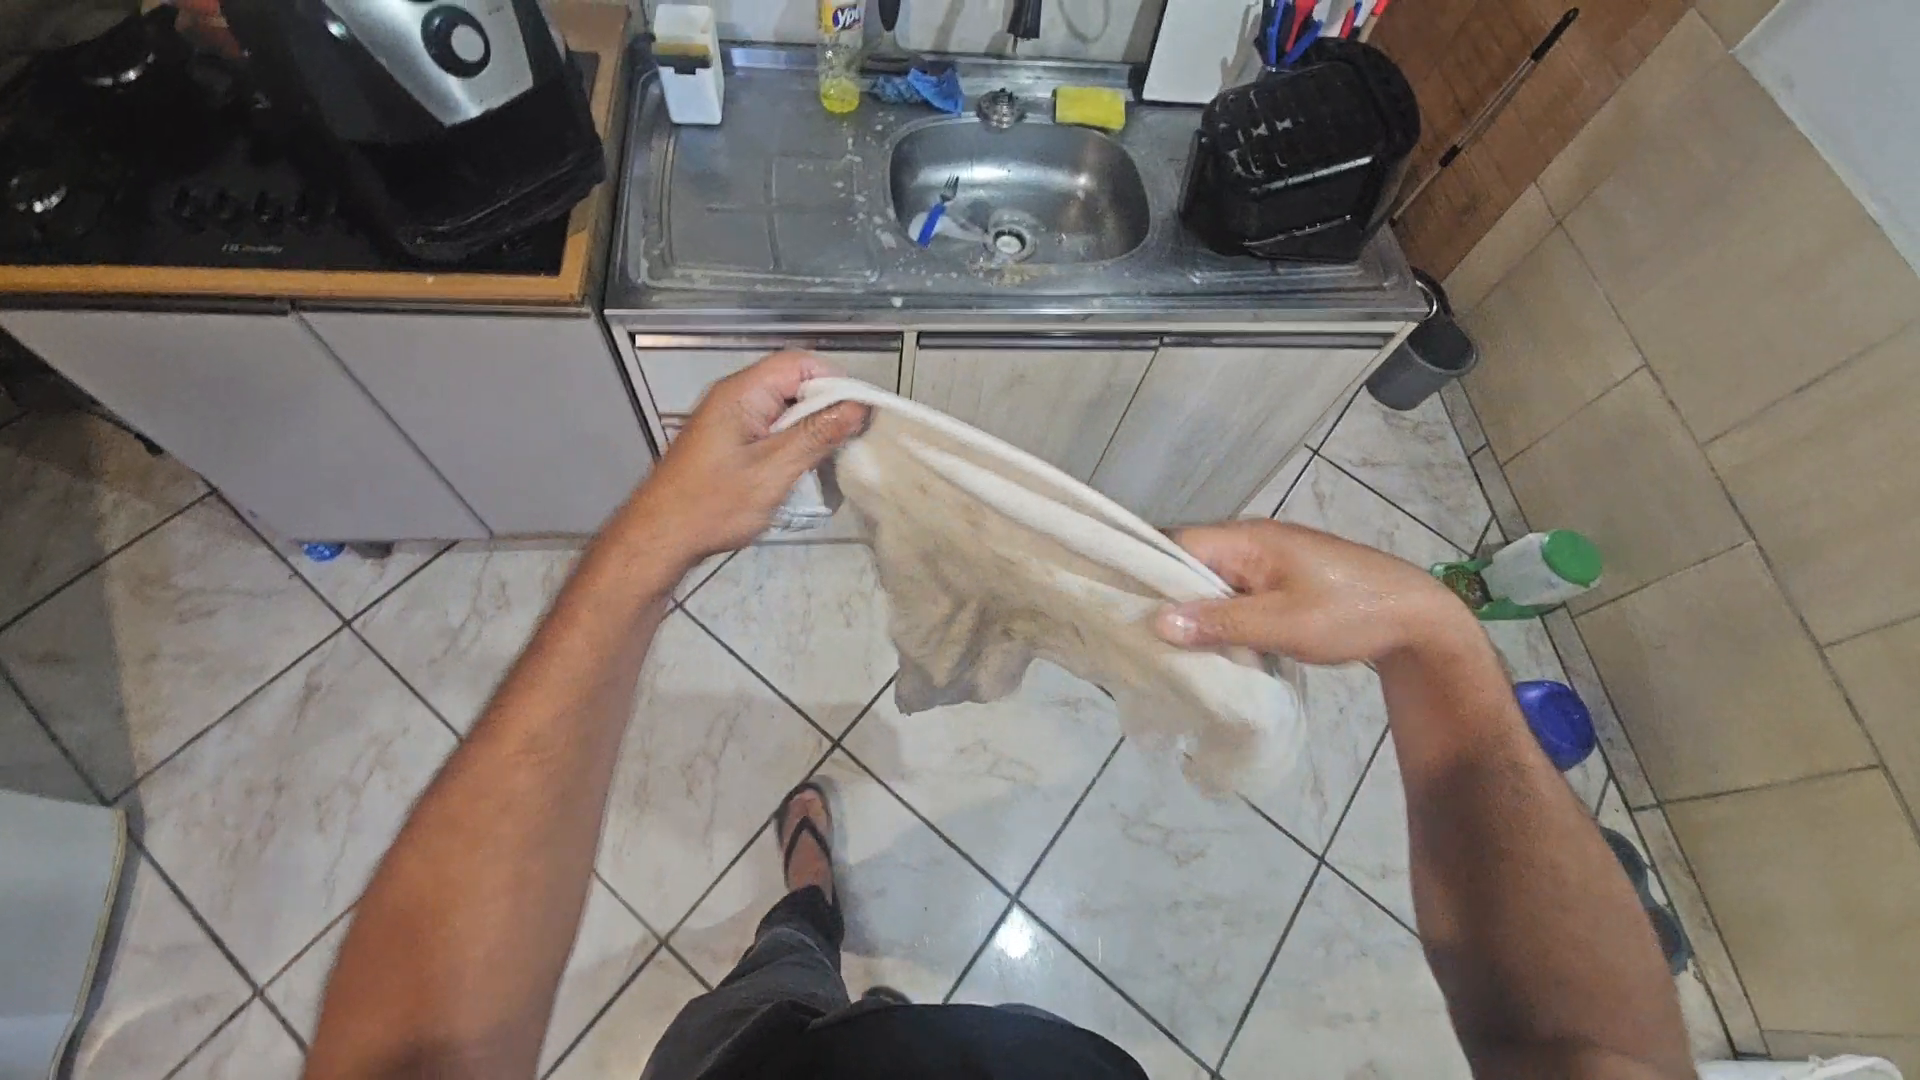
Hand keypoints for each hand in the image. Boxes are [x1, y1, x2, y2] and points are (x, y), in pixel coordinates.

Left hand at [628, 351, 867, 563]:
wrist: (661, 538)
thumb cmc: (712, 505)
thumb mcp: (772, 470)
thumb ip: (815, 435)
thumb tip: (857, 407)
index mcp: (742, 393)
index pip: (799, 364)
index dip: (835, 381)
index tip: (860, 413)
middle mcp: (736, 397)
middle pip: (794, 382)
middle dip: (827, 405)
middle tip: (852, 438)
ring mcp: (733, 420)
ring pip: (786, 408)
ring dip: (813, 426)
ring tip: (834, 454)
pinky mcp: (733, 441)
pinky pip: (774, 428)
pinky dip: (795, 441)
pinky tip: (807, 466)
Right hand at [1153, 519, 1468, 664]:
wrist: (1418, 618)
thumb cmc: (1349, 613)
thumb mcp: (1284, 623)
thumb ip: (1220, 621)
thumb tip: (1157, 622)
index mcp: (1246, 538)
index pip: (1175, 543)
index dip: (1144, 569)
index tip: (1117, 602)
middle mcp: (1249, 540)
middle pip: (1187, 559)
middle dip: (1162, 592)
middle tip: (1133, 629)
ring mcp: (1263, 559)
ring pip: (1208, 578)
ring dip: (1189, 605)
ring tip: (1160, 638)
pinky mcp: (1275, 579)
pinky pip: (1229, 590)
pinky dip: (1213, 611)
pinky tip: (1202, 638)